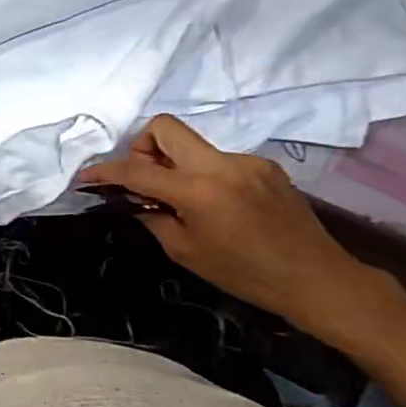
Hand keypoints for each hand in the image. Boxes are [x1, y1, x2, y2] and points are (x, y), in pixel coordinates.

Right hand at [80, 115, 381, 329]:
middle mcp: (222, 165)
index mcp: (199, 190)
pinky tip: (214, 205)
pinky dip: (202, 175)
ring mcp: (247, 161)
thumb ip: (152, 216)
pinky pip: (217, 160)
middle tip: (142, 178)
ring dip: (174, 164)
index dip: (106, 171)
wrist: (317, 279)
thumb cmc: (244, 273)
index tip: (87, 176)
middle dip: (142, 146)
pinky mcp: (265, 167)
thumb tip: (132, 199)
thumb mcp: (183, 250)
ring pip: (192, 145)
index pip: (138, 169)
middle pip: (165, 127)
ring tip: (180, 200)